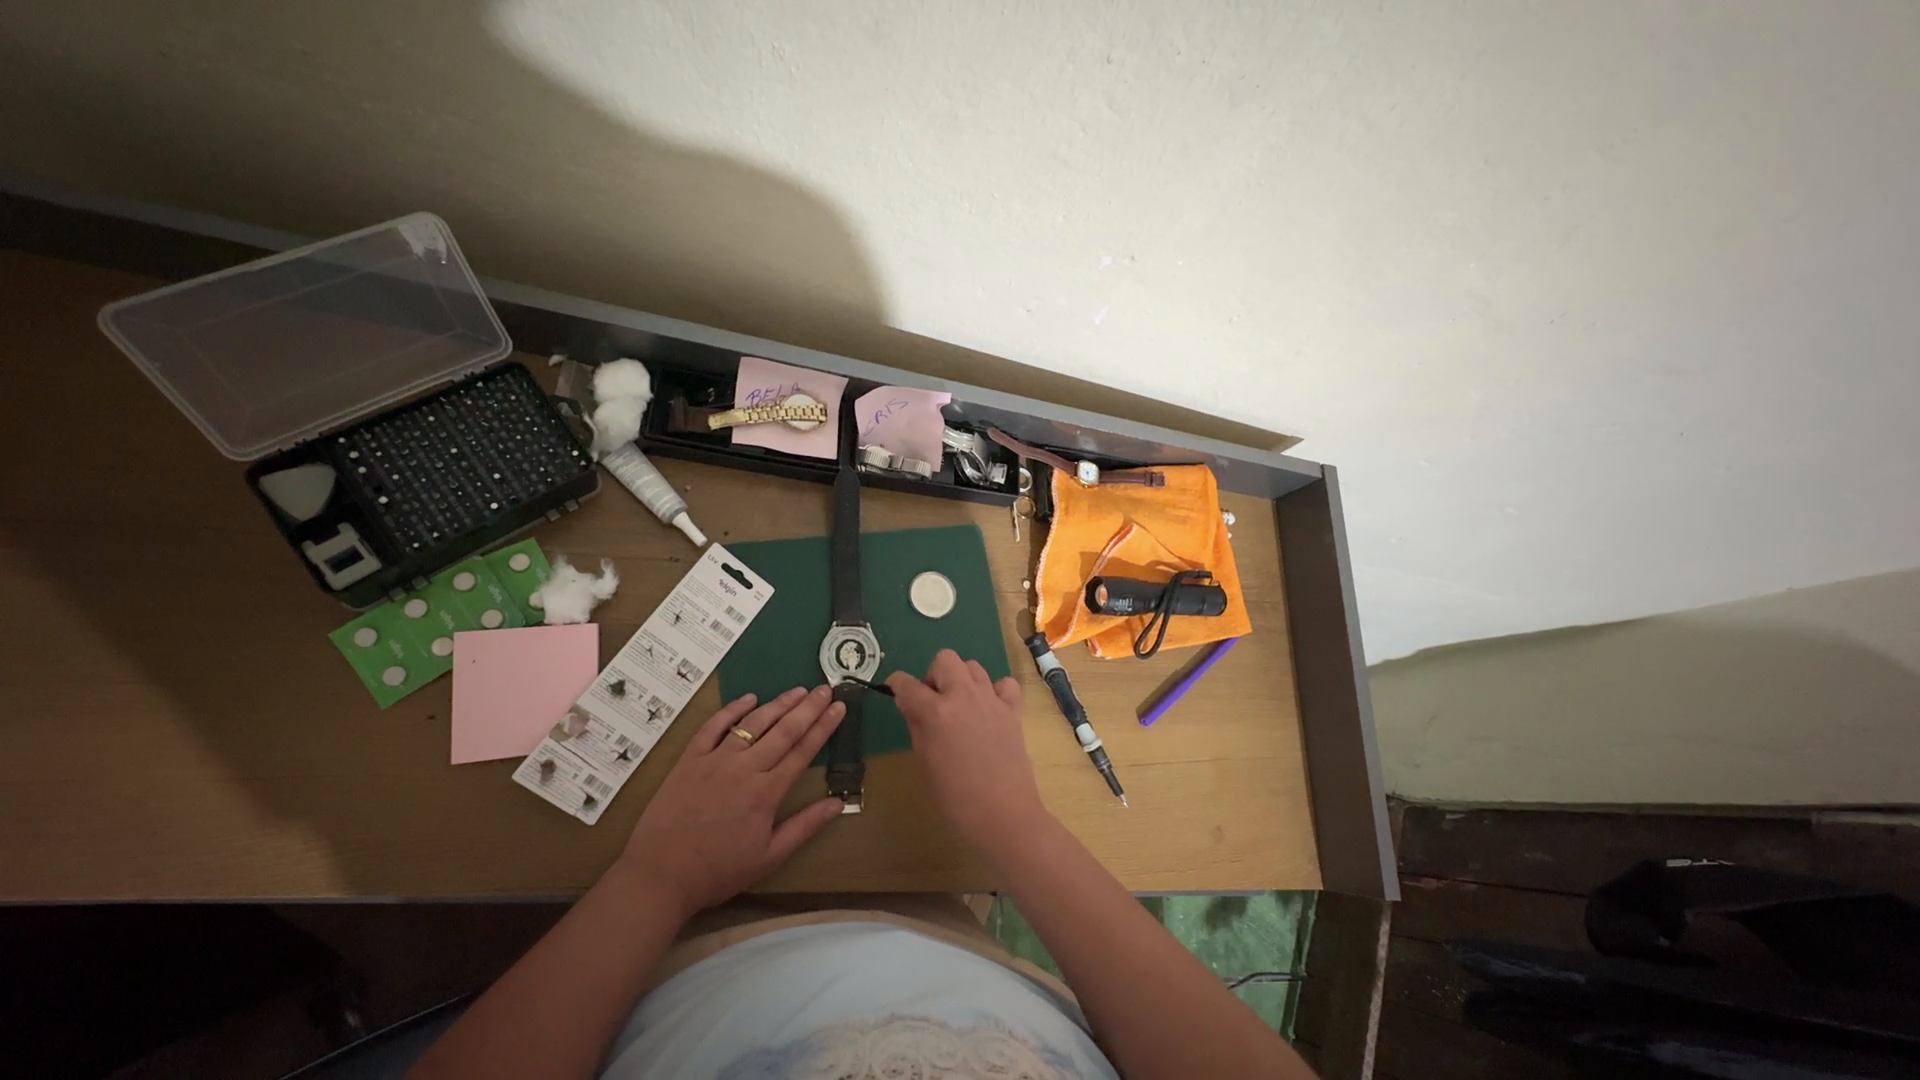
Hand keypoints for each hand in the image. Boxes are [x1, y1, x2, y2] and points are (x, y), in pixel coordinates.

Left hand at [620, 686, 845, 916]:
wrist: (661, 874)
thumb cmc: (719, 871)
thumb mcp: (769, 857)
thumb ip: (805, 826)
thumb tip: (838, 803)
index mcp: (767, 792)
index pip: (803, 751)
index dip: (824, 727)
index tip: (839, 707)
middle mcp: (745, 768)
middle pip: (783, 731)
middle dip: (808, 707)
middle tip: (826, 688)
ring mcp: (715, 760)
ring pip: (753, 724)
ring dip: (777, 704)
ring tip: (797, 690)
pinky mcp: (690, 759)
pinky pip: (714, 727)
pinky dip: (732, 710)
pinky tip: (749, 698)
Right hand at [887, 650, 1050, 857]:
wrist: (1003, 813)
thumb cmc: (954, 797)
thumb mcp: (924, 761)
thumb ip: (916, 725)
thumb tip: (909, 703)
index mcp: (935, 712)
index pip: (906, 683)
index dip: (897, 686)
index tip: (898, 693)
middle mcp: (963, 696)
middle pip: (945, 659)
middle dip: (934, 675)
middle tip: (934, 702)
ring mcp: (991, 700)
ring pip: (973, 666)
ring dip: (962, 680)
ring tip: (962, 707)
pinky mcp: (1013, 710)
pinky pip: (1004, 684)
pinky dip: (995, 691)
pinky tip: (989, 710)